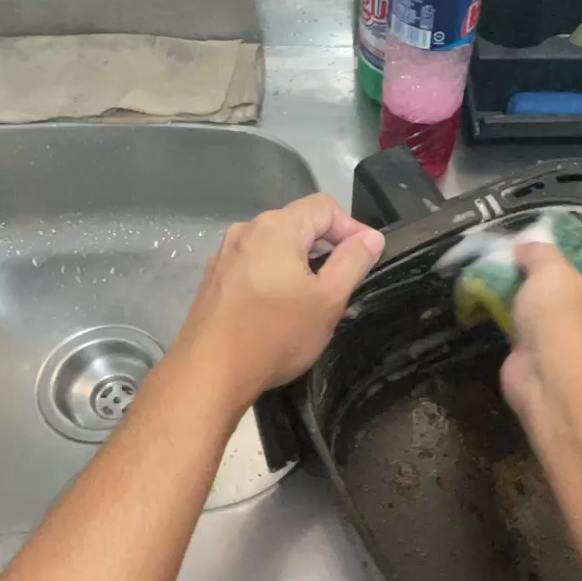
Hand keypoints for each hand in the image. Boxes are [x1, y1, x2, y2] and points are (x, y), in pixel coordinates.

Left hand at [169, 193, 384, 409]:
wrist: (210, 373)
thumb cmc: (276, 335)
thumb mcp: (328, 300)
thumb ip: (353, 262)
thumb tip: (371, 237)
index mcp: (276, 227)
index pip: (325, 207)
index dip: (353, 228)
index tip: (368, 259)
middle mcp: (246, 231)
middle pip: (299, 224)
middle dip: (328, 247)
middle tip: (347, 284)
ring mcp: (225, 255)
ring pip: (276, 247)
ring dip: (302, 265)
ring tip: (317, 300)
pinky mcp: (214, 280)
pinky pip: (256, 266)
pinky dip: (277, 277)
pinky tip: (282, 309)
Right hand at [500, 241, 581, 420]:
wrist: (549, 378)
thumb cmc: (563, 317)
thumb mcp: (551, 269)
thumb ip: (538, 251)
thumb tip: (525, 243)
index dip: (562, 251)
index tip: (535, 241)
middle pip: (561, 286)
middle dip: (534, 274)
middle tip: (508, 257)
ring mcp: (566, 339)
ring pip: (539, 309)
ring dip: (518, 297)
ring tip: (492, 274)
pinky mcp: (539, 356)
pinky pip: (522, 329)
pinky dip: (507, 318)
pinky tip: (488, 302)